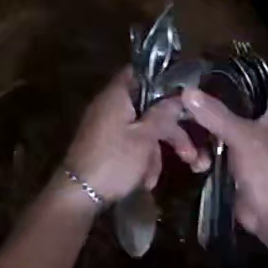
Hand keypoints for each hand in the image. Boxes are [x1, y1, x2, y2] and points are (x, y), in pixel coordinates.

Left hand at [58, 68, 207, 209]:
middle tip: (191, 153)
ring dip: (155, 154)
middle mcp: (110, 105)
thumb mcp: (144, 139)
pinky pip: (130, 145)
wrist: (77, 195)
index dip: (164, 78)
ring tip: (155, 178)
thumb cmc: (113, 161)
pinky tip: (145, 182)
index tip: (185, 93)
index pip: (141, 71)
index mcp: (117, 95)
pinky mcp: (105, 146)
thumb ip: (163, 115)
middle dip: (170, 132)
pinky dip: (140, 161)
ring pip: (142, 130)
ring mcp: (106, 126)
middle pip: (149, 108)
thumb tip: (179, 96)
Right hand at [180, 89, 267, 241]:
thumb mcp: (244, 139)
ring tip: (187, 151)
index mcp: (267, 111)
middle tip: (173, 120)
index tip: (180, 91)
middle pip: (219, 113)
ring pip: (212, 134)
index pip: (233, 91)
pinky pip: (211, 153)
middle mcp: (255, 125)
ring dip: (198, 141)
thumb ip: (216, 115)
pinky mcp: (232, 167)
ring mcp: (244, 147)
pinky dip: (201, 156)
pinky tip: (194, 162)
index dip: (208, 91)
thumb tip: (186, 91)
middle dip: (198, 120)